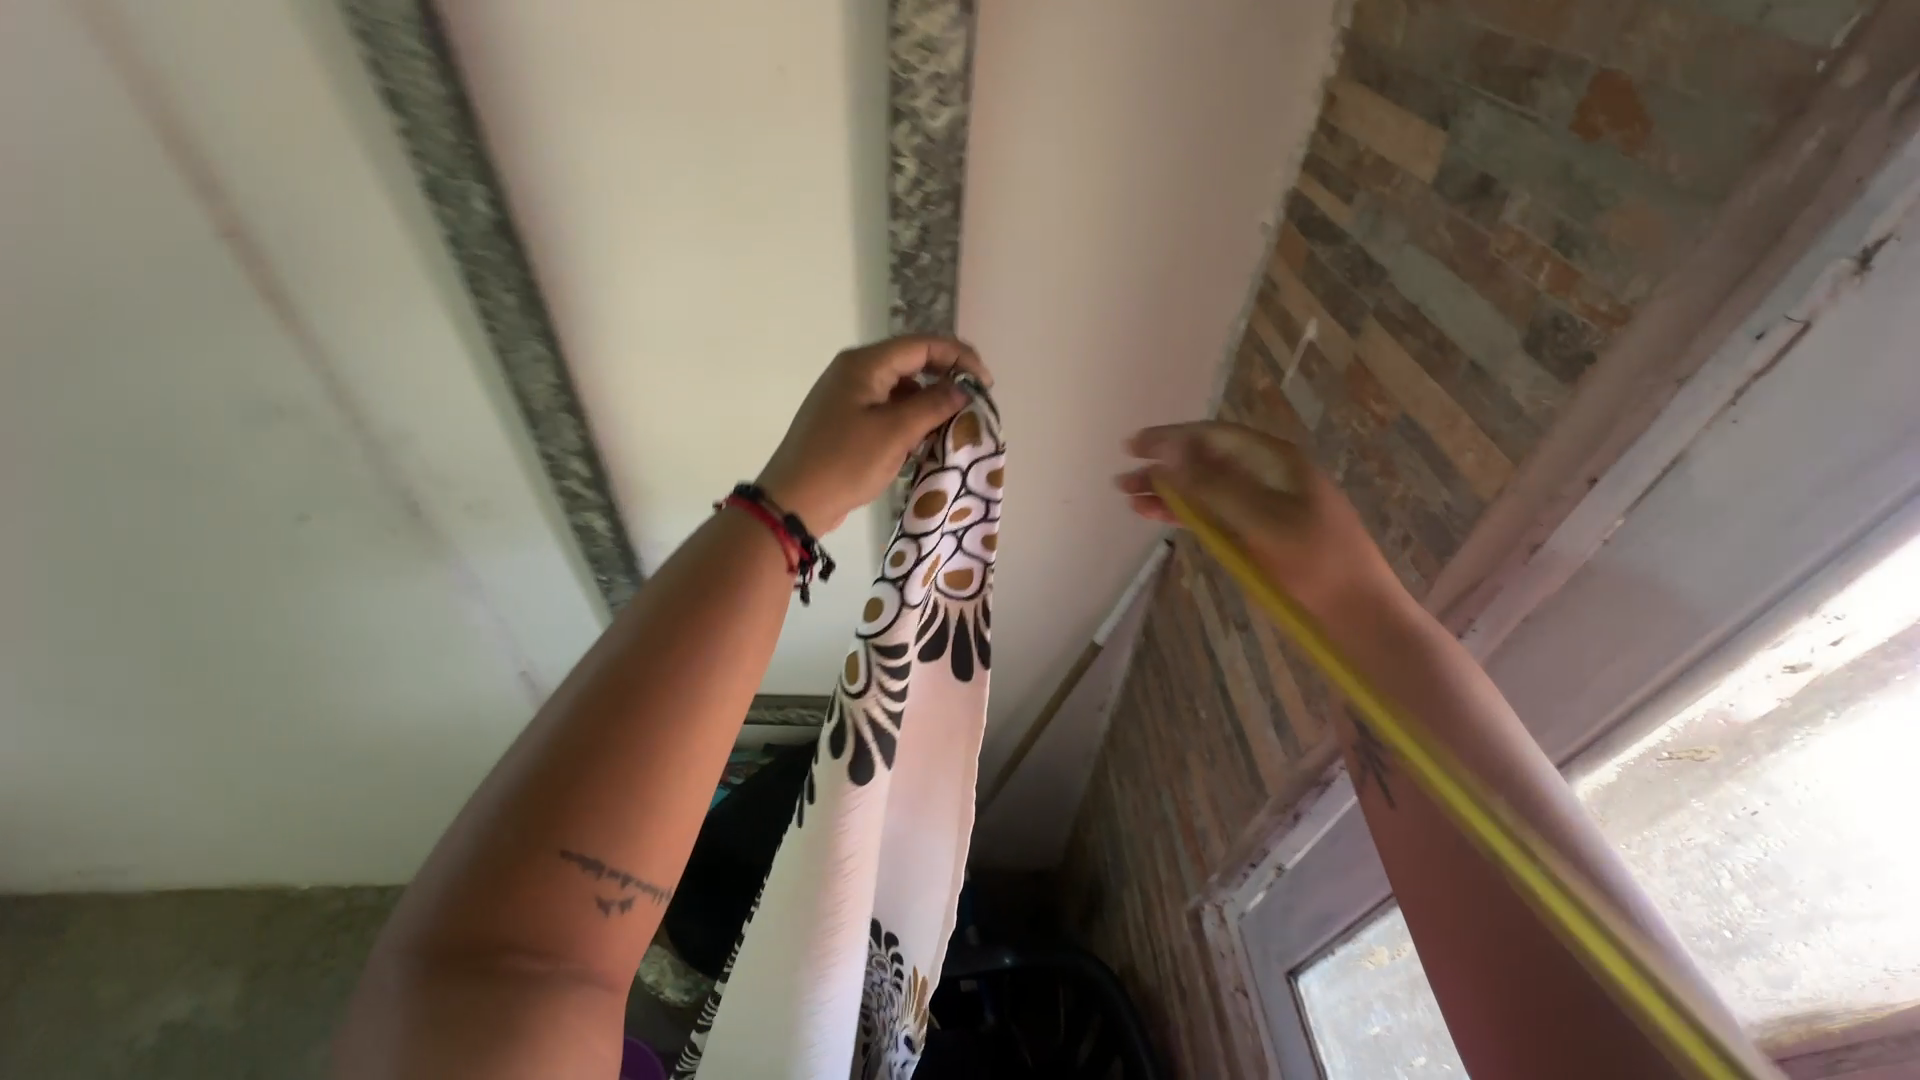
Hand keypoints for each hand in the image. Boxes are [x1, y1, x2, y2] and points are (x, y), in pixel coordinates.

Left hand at [758, 336, 992, 532]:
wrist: (793, 501)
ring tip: (953, 427)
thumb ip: (933, 405)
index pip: (923, 345)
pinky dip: (909, 420)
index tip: (986, 384)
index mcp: (865, 364)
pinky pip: (887, 410)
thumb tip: (963, 389)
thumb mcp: (895, 433)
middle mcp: (855, 371)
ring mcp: (848, 396)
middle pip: (912, 363)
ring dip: (929, 404)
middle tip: (974, 405)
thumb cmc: (844, 463)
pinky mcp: (846, 421)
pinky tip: (924, 442)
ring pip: (901, 389)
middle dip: (946, 381)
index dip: (960, 358)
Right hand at [1115, 422, 1401, 617]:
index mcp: (1275, 461)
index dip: (1172, 437)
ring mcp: (1259, 505)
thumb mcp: (1263, 521)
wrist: (1355, 611)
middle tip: (1123, 477)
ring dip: (1167, 492)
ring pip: (1203, 489)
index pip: (1214, 437)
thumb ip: (1214, 487)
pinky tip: (1156, 515)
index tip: (1134, 446)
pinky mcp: (1254, 533)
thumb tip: (1170, 455)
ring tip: (1129, 498)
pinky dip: (1183, 513)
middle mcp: (1265, 476)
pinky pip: (1211, 514)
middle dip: (1164, 466)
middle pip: (1204, 461)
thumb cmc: (1317, 562)